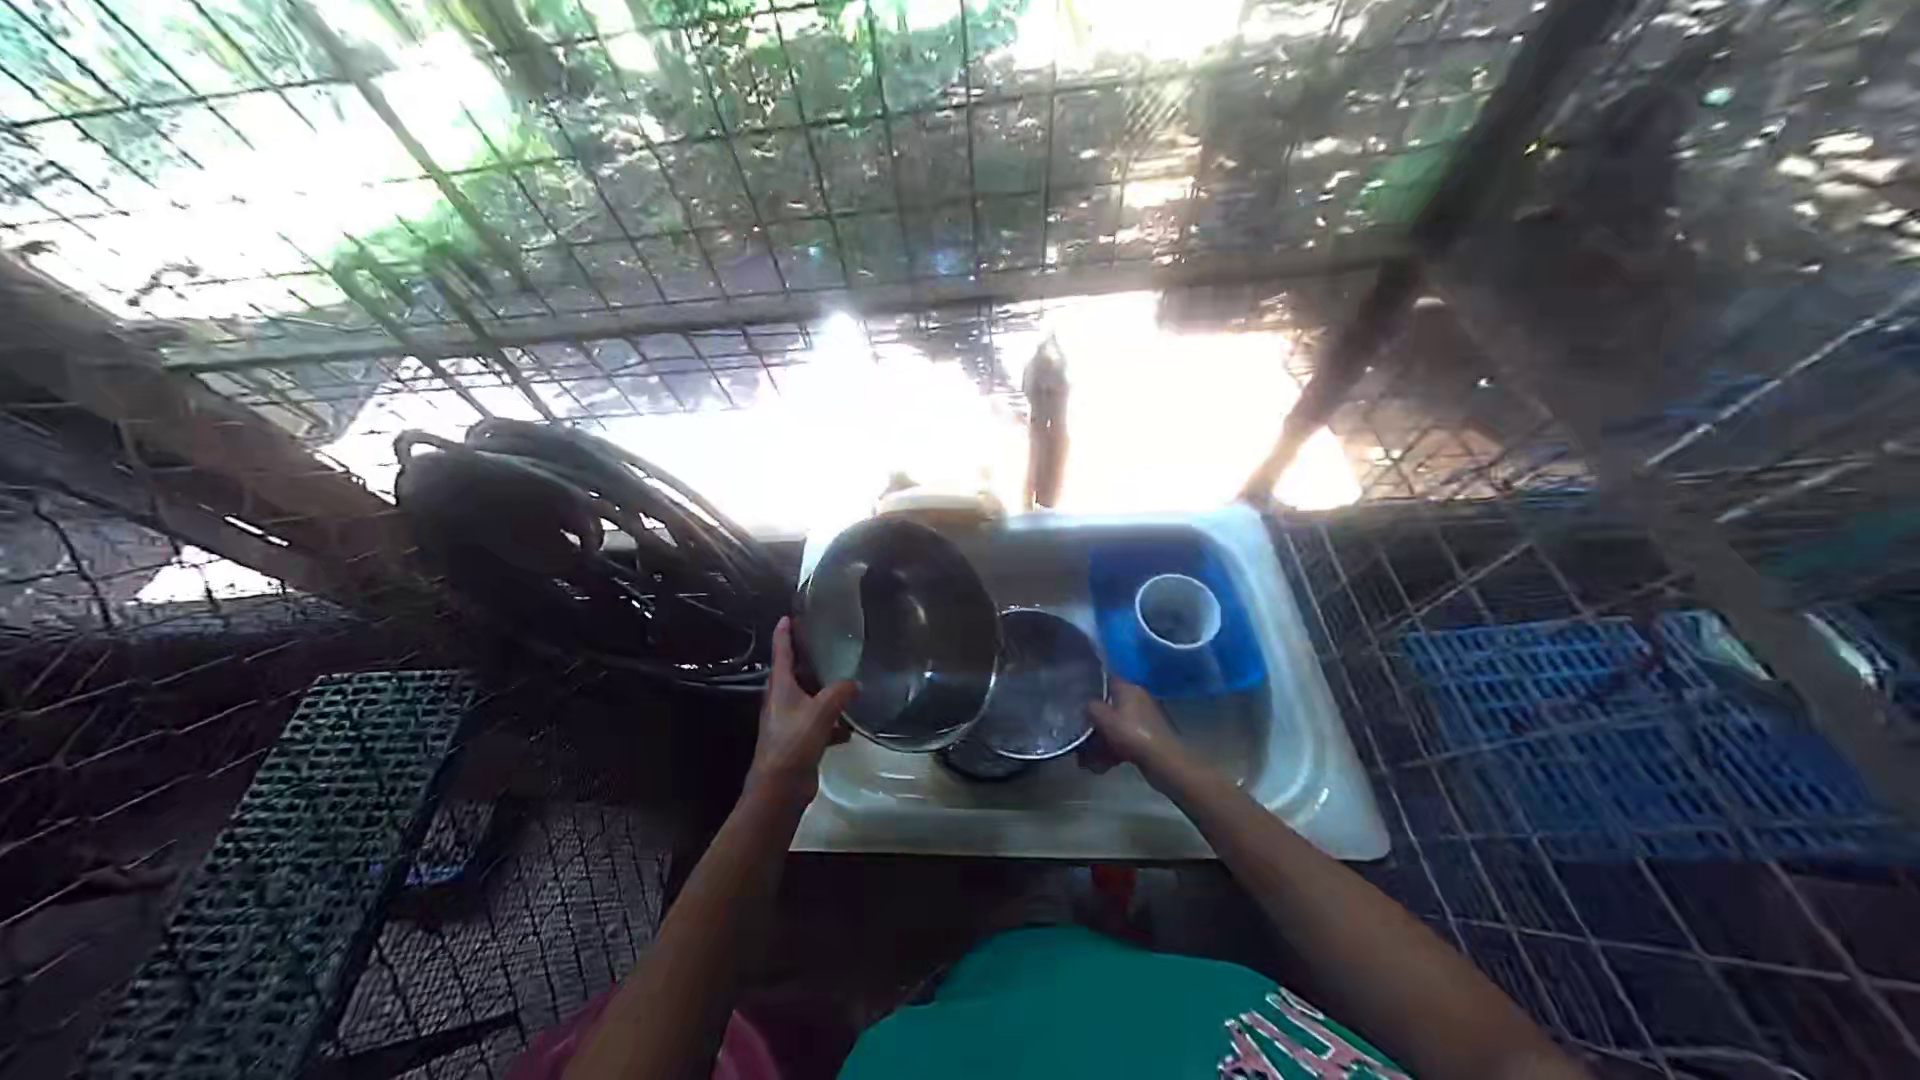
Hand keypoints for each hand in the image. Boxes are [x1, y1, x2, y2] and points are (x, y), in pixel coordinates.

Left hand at [748, 617, 857, 805]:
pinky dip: (832, 722)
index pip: (782, 652)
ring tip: (845, 682)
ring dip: (824, 692)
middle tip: (827, 644)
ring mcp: (789, 721)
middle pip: (795, 673)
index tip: (787, 616)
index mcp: (780, 687)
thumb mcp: (820, 712)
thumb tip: (855, 683)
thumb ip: (839, 693)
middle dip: (809, 660)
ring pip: (808, 698)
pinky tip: (848, 727)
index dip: (784, 633)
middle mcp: (781, 700)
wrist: (779, 787)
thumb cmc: (794, 742)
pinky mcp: (799, 740)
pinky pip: (818, 723)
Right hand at [1084, 680, 1195, 787]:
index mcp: (1129, 688)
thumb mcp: (1103, 717)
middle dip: (1096, 721)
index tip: (1077, 699)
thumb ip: (1090, 706)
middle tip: (1082, 733)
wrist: (1164, 760)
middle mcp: (1139, 699)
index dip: (1090, 688)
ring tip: (1088, 757)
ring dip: (1103, 739)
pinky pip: (1126, 740)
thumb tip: (1087, 703)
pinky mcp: (1150, 737)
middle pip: (1111, 705)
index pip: (1106, 680)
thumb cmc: (1131, 733)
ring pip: (1117, 725)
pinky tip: (1103, 765)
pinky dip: (1115, 749)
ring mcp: (1146, 719)